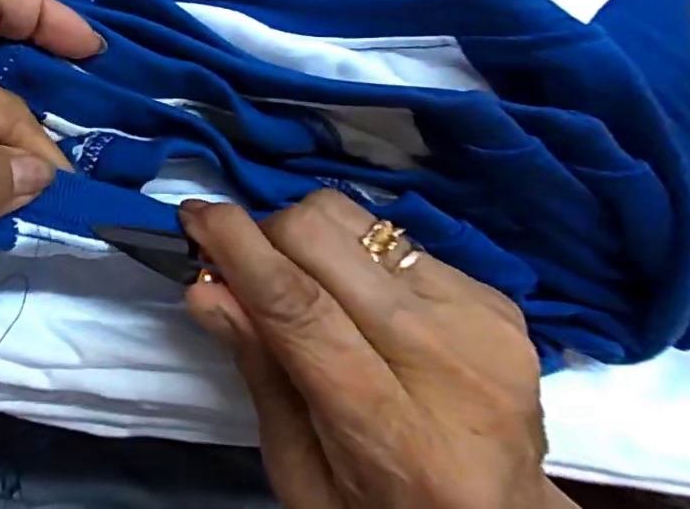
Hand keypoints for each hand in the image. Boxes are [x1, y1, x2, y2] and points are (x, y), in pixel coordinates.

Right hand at [179, 192, 573, 508]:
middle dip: (266, 234)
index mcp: (402, 443)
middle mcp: (454, 367)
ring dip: (306, 235)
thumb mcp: (302, 473)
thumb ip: (258, 370)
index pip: (303, 312)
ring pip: (352, 217)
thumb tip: (204, 287)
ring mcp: (483, 321)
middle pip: (324, 239)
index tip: (194, 215)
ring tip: (306, 280)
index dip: (240, 251)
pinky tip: (359, 295)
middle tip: (246, 264)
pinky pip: (388, 231)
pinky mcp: (495, 295)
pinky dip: (351, 250)